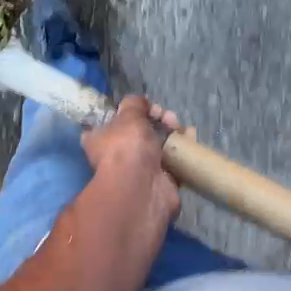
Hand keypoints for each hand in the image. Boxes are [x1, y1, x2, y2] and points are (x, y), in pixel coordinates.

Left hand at [80, 95, 185, 229]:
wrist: (142, 187)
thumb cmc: (127, 146)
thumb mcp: (128, 114)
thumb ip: (134, 103)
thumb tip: (140, 103)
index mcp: (99, 139)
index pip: (111, 121)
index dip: (128, 111)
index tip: (142, 106)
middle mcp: (118, 154)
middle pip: (140, 130)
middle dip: (156, 118)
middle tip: (165, 116)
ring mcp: (140, 169)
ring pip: (158, 143)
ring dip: (171, 130)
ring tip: (178, 125)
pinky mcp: (162, 180)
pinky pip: (174, 159)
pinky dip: (183, 146)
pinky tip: (190, 134)